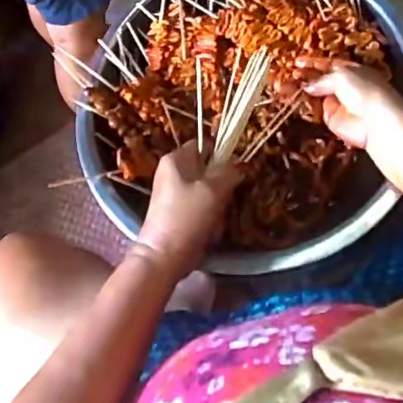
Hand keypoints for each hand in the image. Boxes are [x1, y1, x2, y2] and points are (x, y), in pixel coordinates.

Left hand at [132, 142, 241, 278]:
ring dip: (216, 205)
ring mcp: (173, 193)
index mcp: (174, 159)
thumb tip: (238, 162)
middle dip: (220, 186)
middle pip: (207, 170)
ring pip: (207, 191)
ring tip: (215, 219)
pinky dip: (209, 218)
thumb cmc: (187, 218)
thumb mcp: (212, 191)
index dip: (222, 154)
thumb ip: (227, 172)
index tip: (235, 170)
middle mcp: (171, 172)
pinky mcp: (177, 212)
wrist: (164, 257)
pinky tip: (209, 231)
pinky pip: (201, 208)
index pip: (204, 145)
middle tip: (224, 200)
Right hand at [296, 57, 402, 150]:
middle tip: (289, 72)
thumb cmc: (364, 91)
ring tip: (283, 83)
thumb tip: (307, 85)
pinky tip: (290, 97)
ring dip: (302, 89)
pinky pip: (314, 108)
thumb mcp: (342, 76)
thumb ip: (322, 78)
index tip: (297, 60)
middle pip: (321, 78)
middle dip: (305, 75)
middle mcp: (344, 84)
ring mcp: (338, 102)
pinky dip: (303, 103)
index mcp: (352, 70)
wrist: (376, 124)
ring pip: (316, 93)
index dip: (313, 62)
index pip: (329, 63)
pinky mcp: (331, 118)